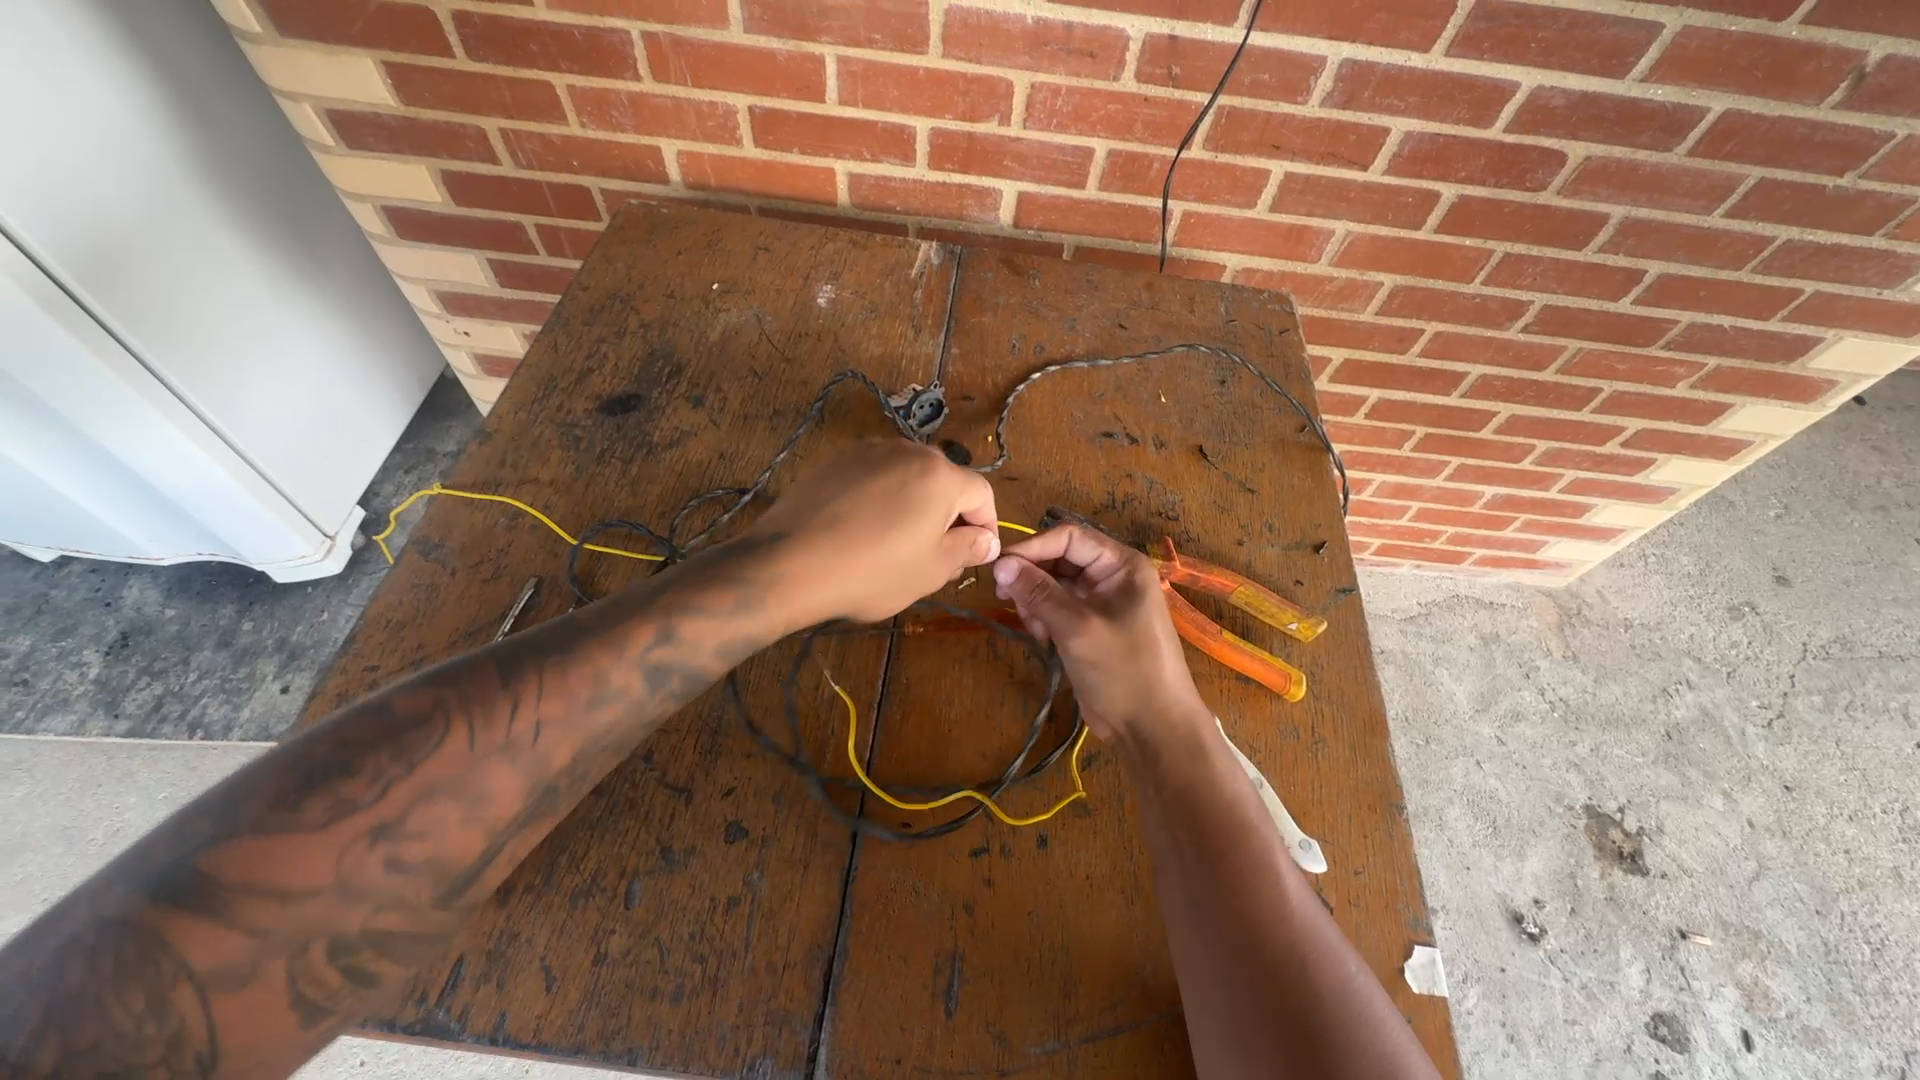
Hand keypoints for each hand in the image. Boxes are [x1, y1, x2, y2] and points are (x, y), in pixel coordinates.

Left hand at [748, 439, 1000, 624]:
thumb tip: (986, 539)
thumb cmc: (871, 571)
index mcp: (940, 475)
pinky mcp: (836, 460)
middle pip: (945, 481)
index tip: (978, 554)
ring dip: (915, 506)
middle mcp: (908, 451)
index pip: (981, 493)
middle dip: (950, 516)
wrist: (789, 563)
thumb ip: (967, 549)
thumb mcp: (930, 570)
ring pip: (908, 477)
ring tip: (899, 544)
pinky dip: (882, 499)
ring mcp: (869, 451)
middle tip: (939, 556)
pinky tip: (864, 530)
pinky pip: (875, 477)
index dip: (987, 525)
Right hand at [990, 525, 1210, 744]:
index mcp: (1122, 565)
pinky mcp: (1092, 627)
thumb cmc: (1124, 671)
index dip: (1032, 548)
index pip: (1069, 538)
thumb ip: (1039, 593)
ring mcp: (1103, 602)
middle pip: (1060, 559)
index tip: (999, 567)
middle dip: (1032, 577)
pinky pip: (1060, 608)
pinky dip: (1044, 617)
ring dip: (1036, 599)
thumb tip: (1000, 563)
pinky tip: (1040, 636)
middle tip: (1006, 599)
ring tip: (1032, 626)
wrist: (1153, 727)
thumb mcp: (1078, 629)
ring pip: (1056, 584)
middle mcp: (1113, 577)